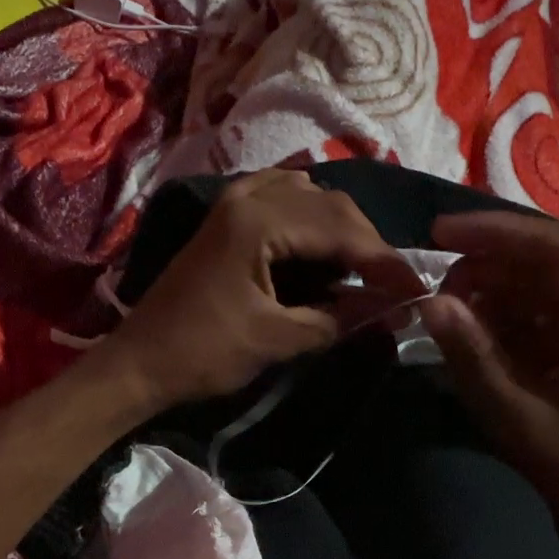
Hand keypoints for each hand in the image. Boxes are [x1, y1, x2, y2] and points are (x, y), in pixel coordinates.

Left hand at [95, 170, 423, 410]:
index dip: (385, 261)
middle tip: (391, 286)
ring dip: (340, 233)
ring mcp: (234, 202)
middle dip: (367, 246)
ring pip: (309, 200)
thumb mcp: (277, 339)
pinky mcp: (227, 219)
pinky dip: (310, 226)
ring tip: (359, 275)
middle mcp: (249, 195)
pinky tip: (322, 254)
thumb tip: (394, 311)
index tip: (417, 290)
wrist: (140, 362)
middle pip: (330, 205)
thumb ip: (338, 318)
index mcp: (259, 219)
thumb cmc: (203, 352)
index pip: (343, 229)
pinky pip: (283, 204)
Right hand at [419, 212, 558, 539]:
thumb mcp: (516, 418)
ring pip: (538, 285)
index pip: (554, 248)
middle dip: (487, 260)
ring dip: (490, 288)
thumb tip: (432, 302)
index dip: (494, 232)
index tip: (437, 234)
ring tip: (445, 309)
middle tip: (434, 282)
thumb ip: (473, 358)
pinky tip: (468, 331)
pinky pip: (537, 314)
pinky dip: (499, 316)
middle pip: (547, 259)